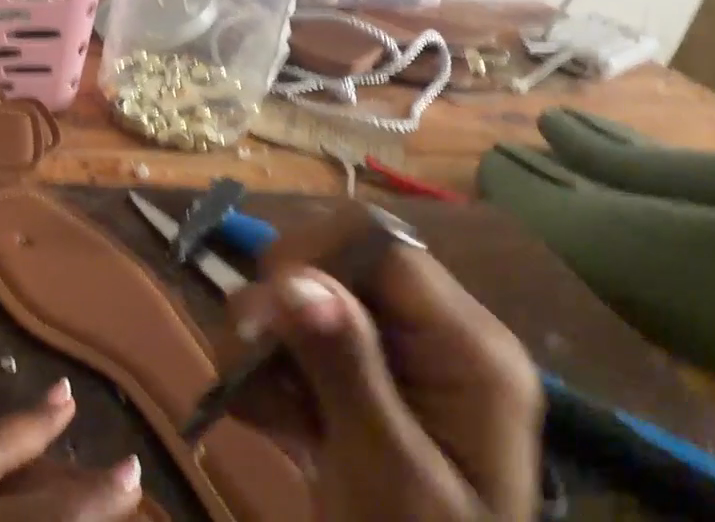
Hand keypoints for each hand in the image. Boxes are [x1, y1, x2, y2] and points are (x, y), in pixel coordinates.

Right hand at [226, 247, 543, 521]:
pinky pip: (284, 339)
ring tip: (257, 410)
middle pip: (328, 260)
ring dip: (256, 345)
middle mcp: (428, 334)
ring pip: (293, 298)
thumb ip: (344, 370)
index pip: (377, 244)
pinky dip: (258, 373)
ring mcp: (386, 355)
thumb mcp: (386, 470)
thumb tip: (292, 278)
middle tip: (248, 358)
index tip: (263, 312)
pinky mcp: (349, 377)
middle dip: (274, 305)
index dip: (310, 258)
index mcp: (466, 347)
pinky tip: (266, 423)